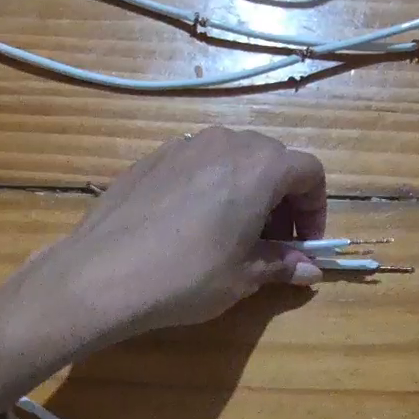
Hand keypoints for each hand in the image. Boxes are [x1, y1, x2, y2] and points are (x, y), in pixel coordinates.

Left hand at [30, 127, 326, 344]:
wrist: (102, 274)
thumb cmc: (186, 276)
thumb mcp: (242, 276)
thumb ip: (281, 264)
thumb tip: (310, 268)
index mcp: (259, 166)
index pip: (309, 172)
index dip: (316, 209)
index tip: (303, 245)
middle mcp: (225, 142)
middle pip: (271, 159)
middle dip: (282, 199)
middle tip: (271, 242)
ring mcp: (183, 146)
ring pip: (230, 158)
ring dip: (244, 190)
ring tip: (231, 233)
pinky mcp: (150, 159)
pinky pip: (195, 165)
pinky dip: (208, 187)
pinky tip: (188, 226)